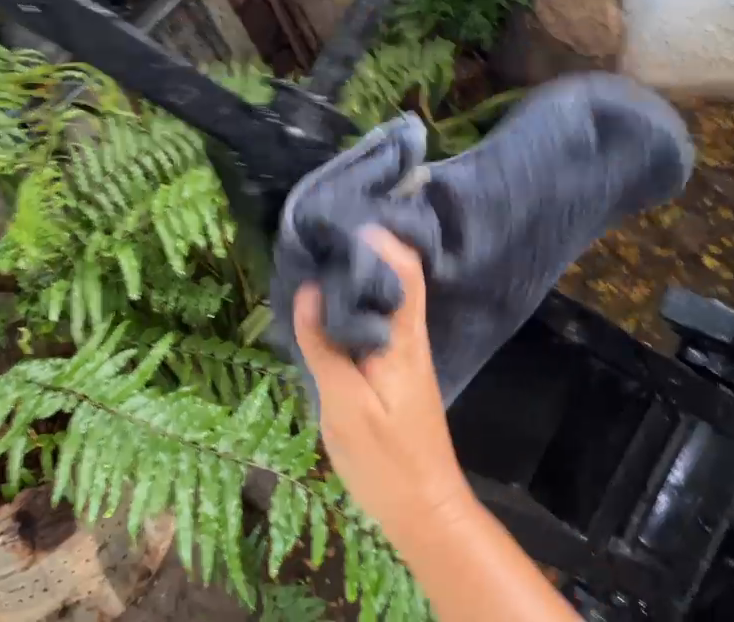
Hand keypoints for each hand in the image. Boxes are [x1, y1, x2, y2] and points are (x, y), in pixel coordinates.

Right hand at [294, 226, 466, 547]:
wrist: (425, 513)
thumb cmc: (386, 460)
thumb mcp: (345, 405)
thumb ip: (324, 347)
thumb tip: (308, 290)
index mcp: (403, 341)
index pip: (405, 273)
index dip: (381, 240)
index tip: (344, 220)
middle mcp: (408, 341)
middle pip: (393, 280)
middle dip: (360, 252)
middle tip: (319, 235)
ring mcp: (402, 357)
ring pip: (382, 302)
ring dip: (353, 279)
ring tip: (313, 262)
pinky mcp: (393, 374)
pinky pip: (373, 325)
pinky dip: (350, 307)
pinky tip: (322, 310)